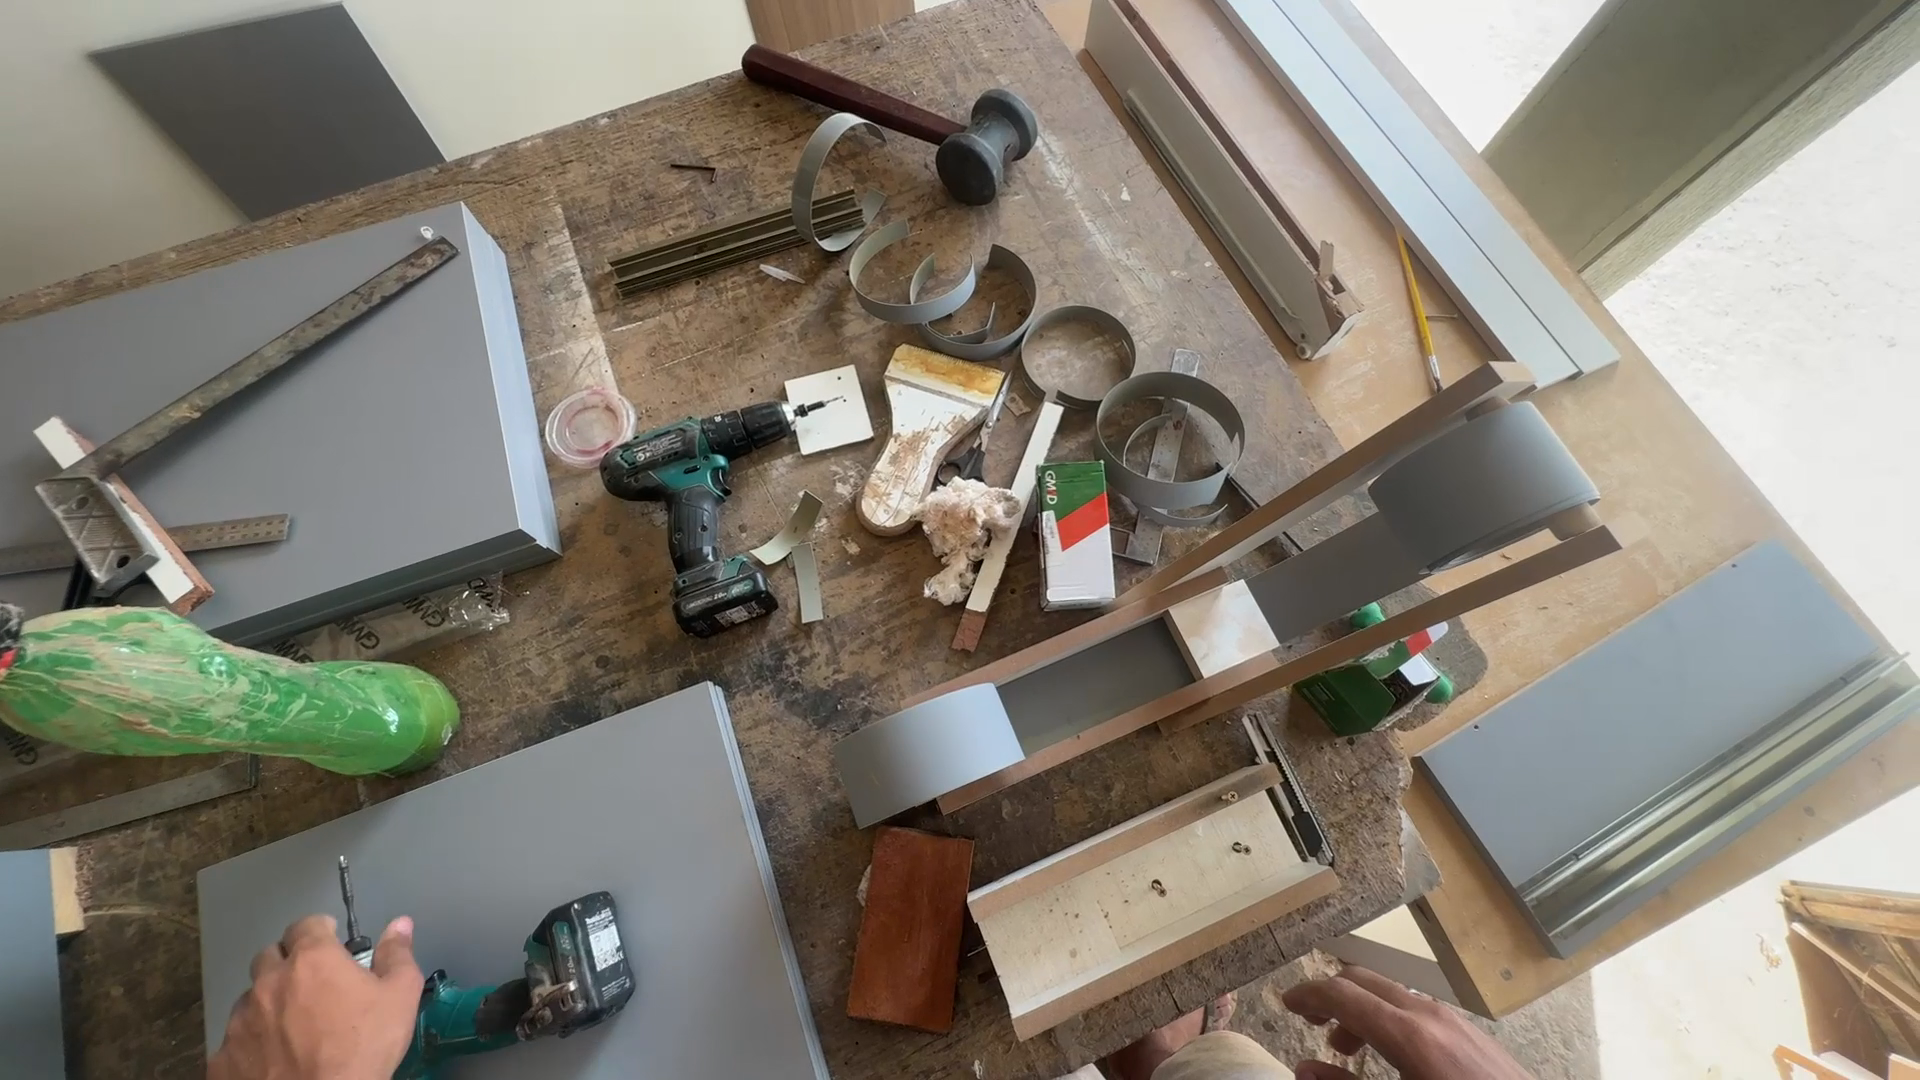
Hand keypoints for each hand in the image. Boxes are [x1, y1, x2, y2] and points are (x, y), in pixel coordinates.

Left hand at [208, 914, 423, 1079]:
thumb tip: (399, 924)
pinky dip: (253, 1039)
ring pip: (249, 999)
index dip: (321, 929)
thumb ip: (397, 953)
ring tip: (293, 1023)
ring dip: (269, 1000)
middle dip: (288, 960)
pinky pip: (234, 1039)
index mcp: (312, 961)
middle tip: (314, 980)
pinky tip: (274, 1056)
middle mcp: (268, 985)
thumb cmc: (365, 1043)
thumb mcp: (401, 992)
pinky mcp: (220, 1063)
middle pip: (268, 956)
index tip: (335, 943)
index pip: (305, 925)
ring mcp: (238, 1025)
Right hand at [1282, 965, 1533, 1079]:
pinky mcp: (1474, 1034)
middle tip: (1311, 1023)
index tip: (1286, 1005)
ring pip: (1390, 994)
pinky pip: (1416, 1009)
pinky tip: (1396, 1058)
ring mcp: (1454, 1021)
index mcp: (1406, 1034)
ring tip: (1350, 1048)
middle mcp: (1427, 1014)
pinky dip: (1389, 1019)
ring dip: (1360, 1009)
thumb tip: (1304, 1070)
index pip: (1341, 993)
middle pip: (1362, 981)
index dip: (1307, 995)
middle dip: (1330, 996)